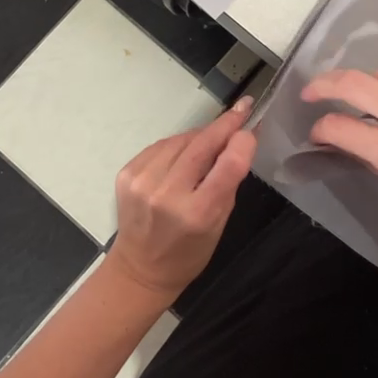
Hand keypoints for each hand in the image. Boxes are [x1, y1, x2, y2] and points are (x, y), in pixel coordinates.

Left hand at [104, 98, 257, 297]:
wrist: (140, 268)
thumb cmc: (188, 253)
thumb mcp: (219, 224)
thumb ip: (228, 182)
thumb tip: (240, 141)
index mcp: (197, 213)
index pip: (227, 165)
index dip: (241, 139)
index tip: (251, 120)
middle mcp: (166, 194)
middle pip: (201, 145)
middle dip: (224, 124)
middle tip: (241, 109)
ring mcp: (142, 181)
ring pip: (180, 140)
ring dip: (199, 135)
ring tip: (213, 138)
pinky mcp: (126, 174)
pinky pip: (160, 147)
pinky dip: (177, 145)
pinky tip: (184, 152)